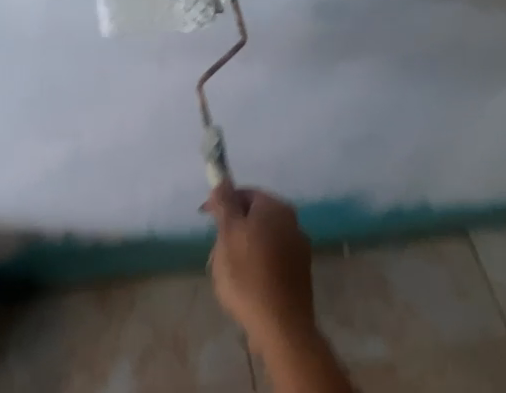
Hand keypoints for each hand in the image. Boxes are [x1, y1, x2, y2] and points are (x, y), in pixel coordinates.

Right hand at [205, 182, 317, 348]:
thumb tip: (223, 179)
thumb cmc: (248, 275)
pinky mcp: (299, 273)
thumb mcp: (227, 234)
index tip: (205, 220)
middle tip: (215, 249)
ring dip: (243, 247)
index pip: (244, 193)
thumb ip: (225, 203)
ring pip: (262, 238)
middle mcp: (292, 223)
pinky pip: (272, 257)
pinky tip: (246, 283)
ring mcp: (299, 248)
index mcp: (276, 208)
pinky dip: (257, 263)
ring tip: (228, 270)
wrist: (281, 325)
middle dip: (232, 228)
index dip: (222, 203)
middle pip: (254, 216)